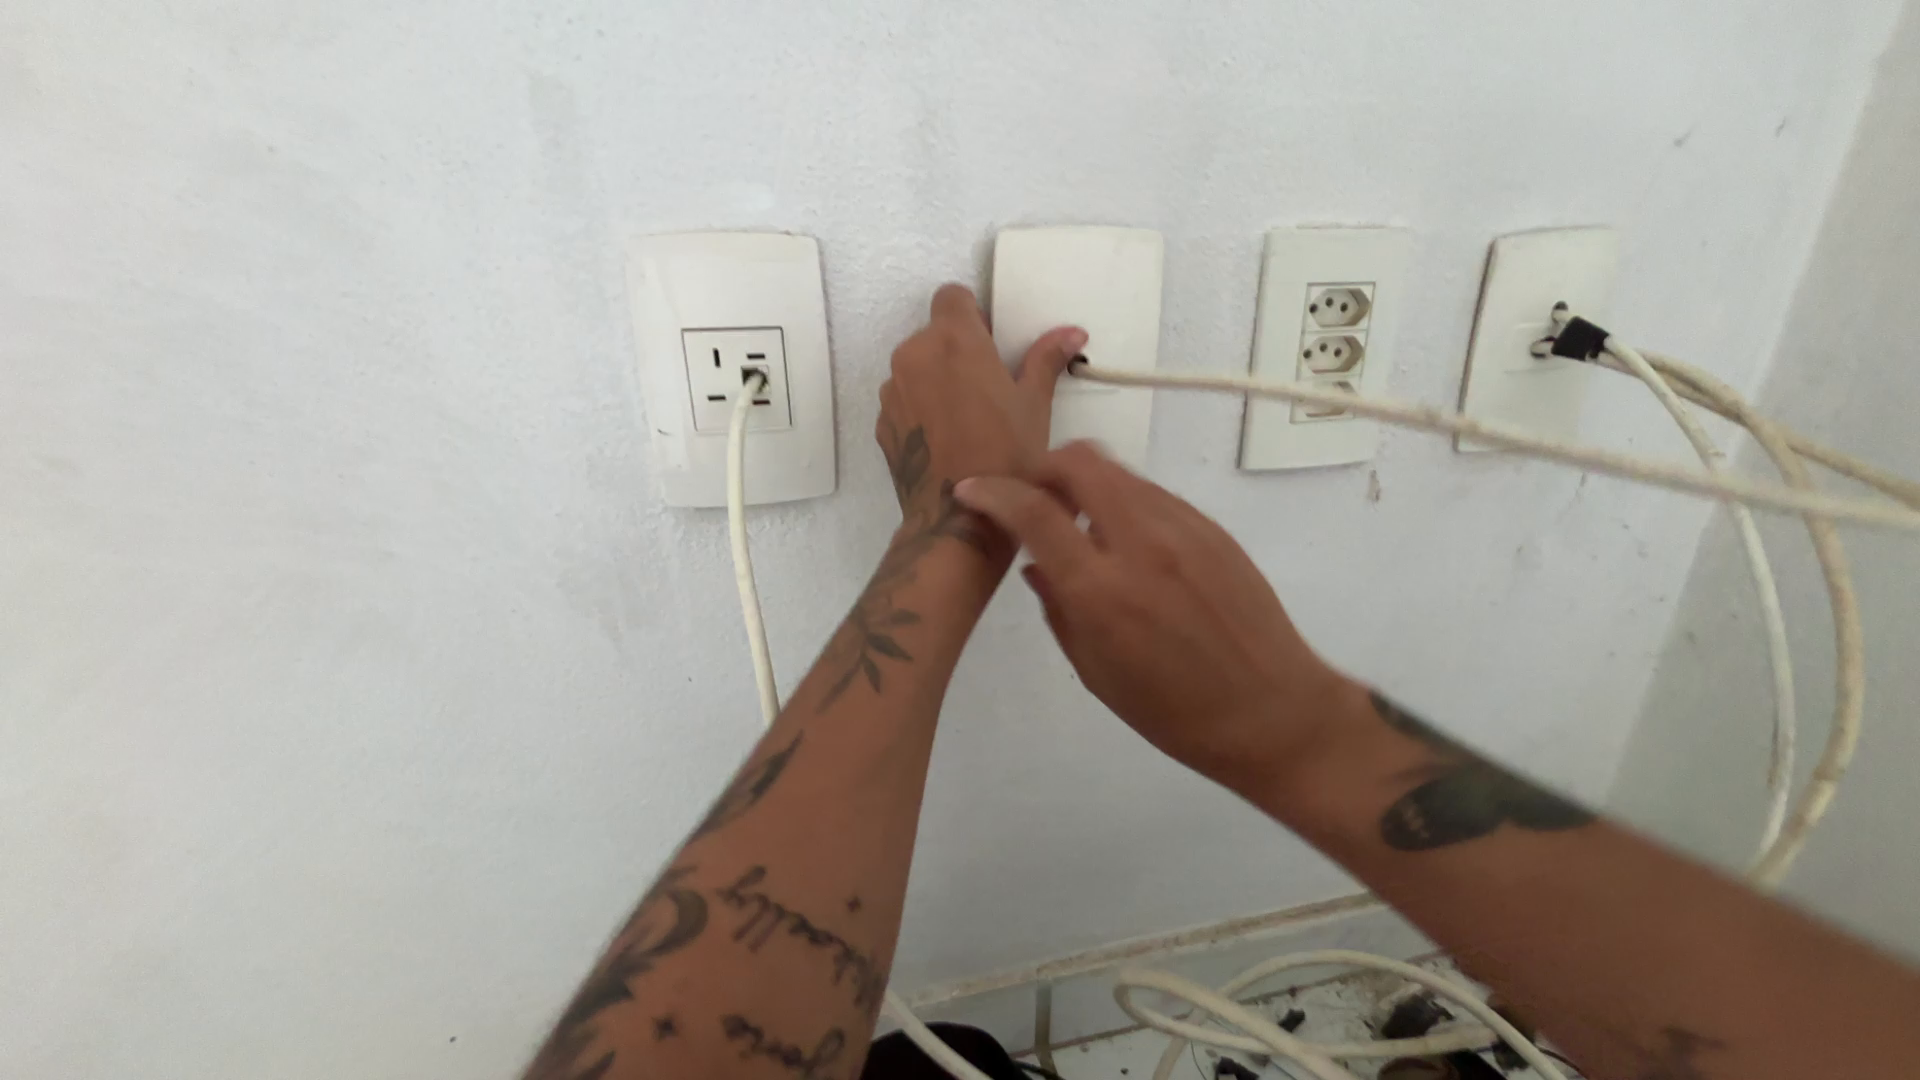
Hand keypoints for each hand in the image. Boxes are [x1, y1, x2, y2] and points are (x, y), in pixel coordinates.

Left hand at [877, 284, 1086, 521]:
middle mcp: (913, 356)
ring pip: (915, 367)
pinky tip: (945, 440)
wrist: (958, 519)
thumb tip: (1072, 332)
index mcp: (954, 341)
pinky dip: (920, 408)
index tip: (990, 344)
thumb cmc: (1006, 458)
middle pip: (933, 333)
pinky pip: (903, 400)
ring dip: (936, 379)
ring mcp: (892, 391)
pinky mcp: (882, 423)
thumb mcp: (1035, 407)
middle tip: (986, 388)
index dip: (972, 315)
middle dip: (956, 350)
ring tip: (965, 419)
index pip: (952, 296)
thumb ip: (1046, 360)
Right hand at [953, 443, 1352, 794]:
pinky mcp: (1211, 527)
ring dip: (1083, 483)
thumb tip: (1035, 563)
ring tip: (1078, 521)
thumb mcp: (1095, 672)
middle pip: (1079, 462)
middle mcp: (1141, 543)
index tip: (971, 490)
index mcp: (1101, 590)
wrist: (1272, 713)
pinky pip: (1151, 493)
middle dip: (1041, 468)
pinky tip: (1124, 539)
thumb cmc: (1172, 713)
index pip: (1033, 512)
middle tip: (1030, 496)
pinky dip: (1122, 501)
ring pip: (1117, 471)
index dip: (993, 492)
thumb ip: (1057, 608)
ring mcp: (1182, 528)